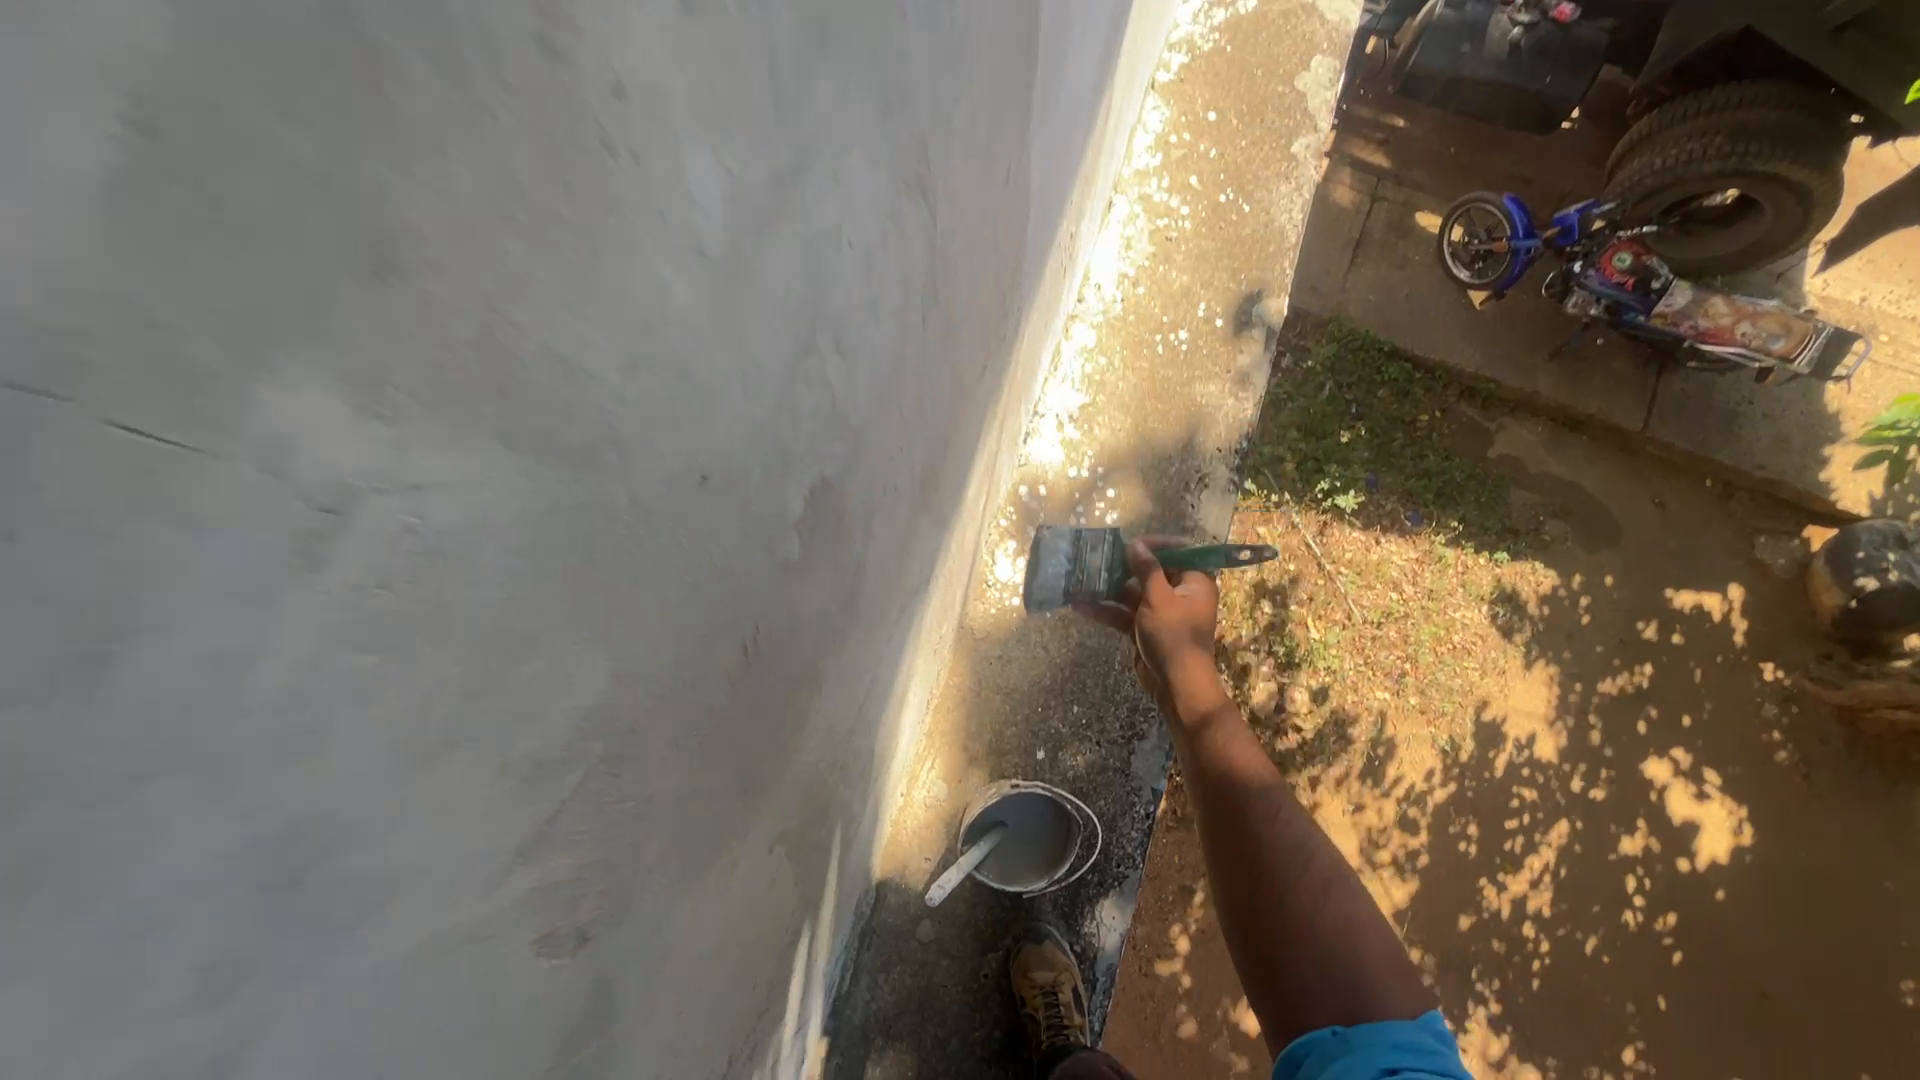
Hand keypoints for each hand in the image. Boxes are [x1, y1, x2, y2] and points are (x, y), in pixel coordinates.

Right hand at [1075, 537, 1221, 710]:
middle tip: (1099, 557)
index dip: (1156, 545)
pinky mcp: (1143, 629)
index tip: (1132, 542)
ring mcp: (1160, 612)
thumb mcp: (1159, 598)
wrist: (1176, 685)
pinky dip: (1106, 610)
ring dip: (1109, 588)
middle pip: (1151, 572)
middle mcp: (1179, 593)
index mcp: (1194, 581)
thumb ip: (1146, 569)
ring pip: (1133, 593)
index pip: (1179, 552)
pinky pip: (1124, 614)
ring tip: (1083, 577)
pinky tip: (1080, 604)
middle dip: (1124, 566)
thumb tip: (1135, 544)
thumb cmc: (1174, 636)